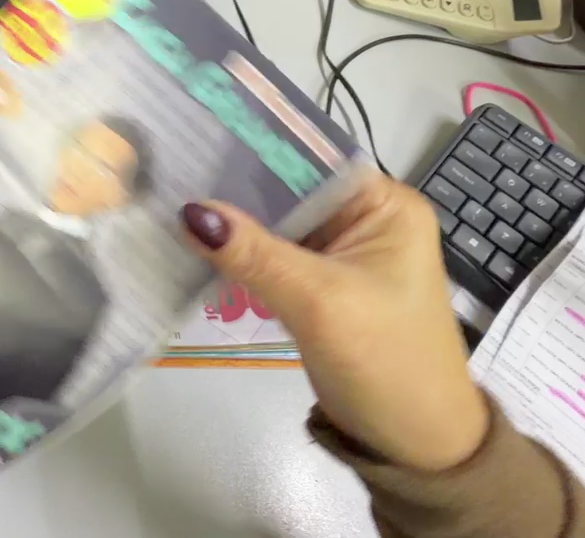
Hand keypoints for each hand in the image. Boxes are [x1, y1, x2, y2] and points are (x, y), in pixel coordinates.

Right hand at [181, 170, 488, 470]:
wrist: (414, 450)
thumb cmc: (387, 364)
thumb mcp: (319, 302)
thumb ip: (254, 253)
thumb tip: (189, 210)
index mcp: (384, 204)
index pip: (310, 155)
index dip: (255, 143)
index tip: (196, 133)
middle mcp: (363, 215)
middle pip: (287, 185)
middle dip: (234, 182)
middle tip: (170, 164)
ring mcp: (339, 249)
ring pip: (274, 218)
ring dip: (231, 216)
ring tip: (170, 195)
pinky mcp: (318, 279)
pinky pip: (270, 249)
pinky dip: (238, 248)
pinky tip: (194, 239)